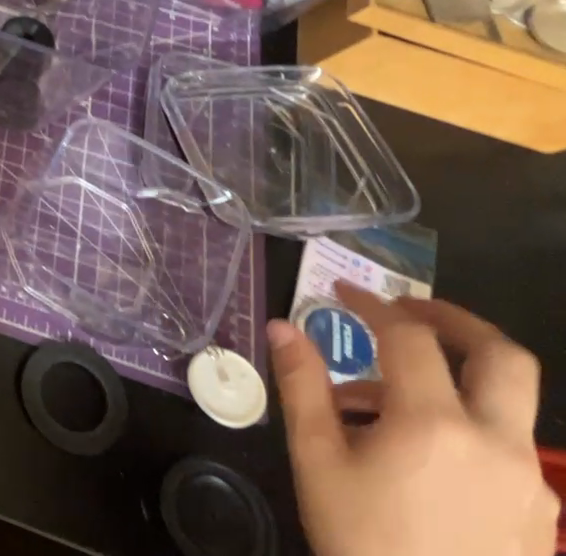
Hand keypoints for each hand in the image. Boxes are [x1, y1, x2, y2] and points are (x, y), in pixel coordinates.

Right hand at [270, 281, 556, 555]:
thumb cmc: (361, 533)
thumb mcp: (315, 458)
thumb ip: (303, 386)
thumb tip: (284, 327)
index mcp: (435, 423)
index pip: (410, 339)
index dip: (374, 306)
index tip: (343, 293)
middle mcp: (496, 442)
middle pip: (503, 358)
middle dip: (454, 320)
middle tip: (406, 309)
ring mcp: (529, 478)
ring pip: (502, 404)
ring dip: (448, 381)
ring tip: (379, 404)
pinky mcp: (541, 510)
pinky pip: (502, 445)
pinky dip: (459, 426)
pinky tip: (412, 453)